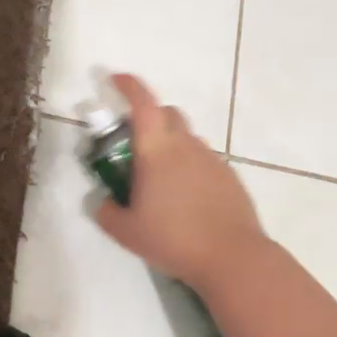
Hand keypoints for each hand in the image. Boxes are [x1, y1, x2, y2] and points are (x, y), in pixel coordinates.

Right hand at [94, 73, 270, 292]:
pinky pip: (203, 161)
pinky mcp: (229, 177)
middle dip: (149, 118)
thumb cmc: (173, 239)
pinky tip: (185, 200)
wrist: (232, 256)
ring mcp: (211, 159)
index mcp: (156, 151)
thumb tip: (103, 201)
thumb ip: (107, 212)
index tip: (115, 80)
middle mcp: (186, 145)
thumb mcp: (126, 232)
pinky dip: (189, 168)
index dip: (128, 86)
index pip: (142, 103)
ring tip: (159, 182)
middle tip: (133, 146)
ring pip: (187, 138)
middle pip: (167, 114)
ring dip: (170, 146)